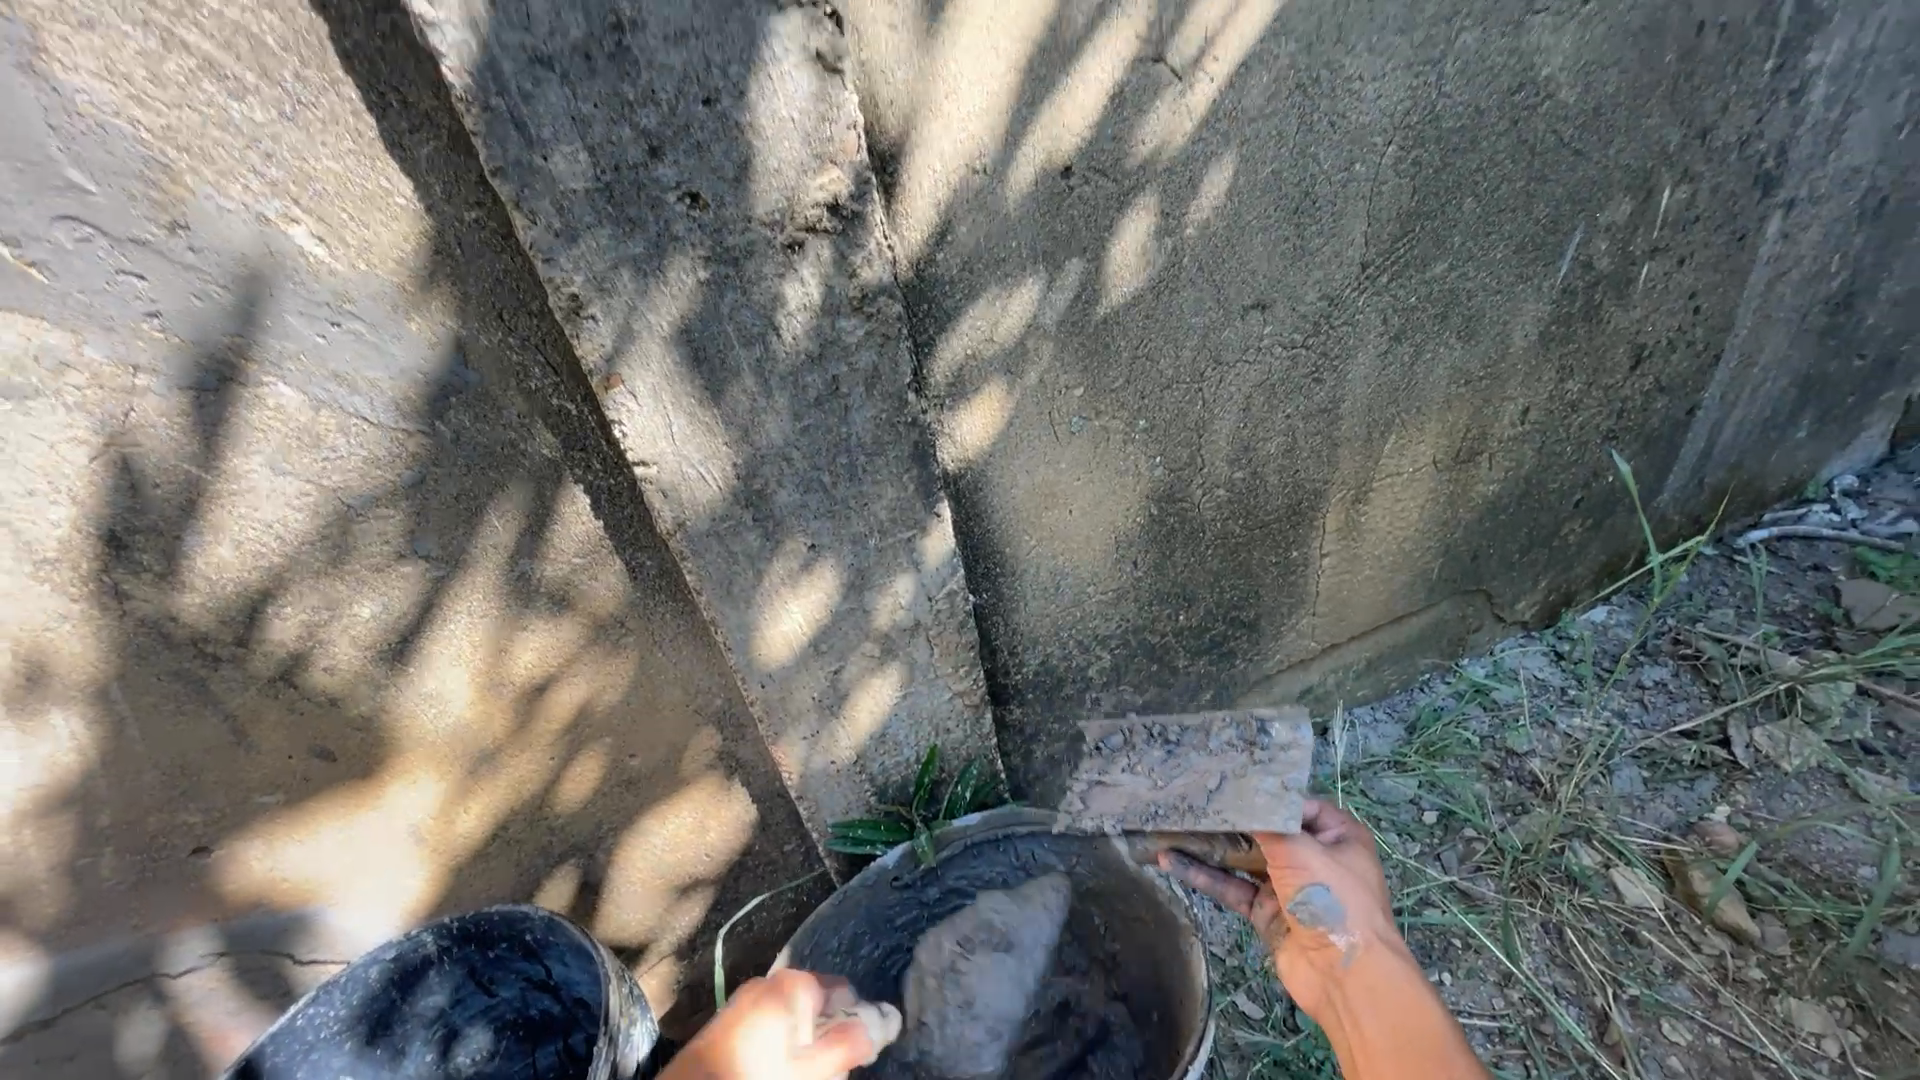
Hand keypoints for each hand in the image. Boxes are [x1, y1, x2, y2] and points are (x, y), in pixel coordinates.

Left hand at [659, 970, 898, 1079]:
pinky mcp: (729, 1019)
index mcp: (794, 984)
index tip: (853, 1051)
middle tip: (823, 1070)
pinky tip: (770, 1070)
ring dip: (800, 1043)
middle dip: (825, 1035)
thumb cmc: (756, 1078)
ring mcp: (746, 999)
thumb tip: (874, 1027)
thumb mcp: (809, 1072)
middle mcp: (770, 981)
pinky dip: (776, 1044)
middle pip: (816, 1004)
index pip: (843, 991)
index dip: (854, 1019)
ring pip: (791, 1017)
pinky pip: (767, 1025)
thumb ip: (846, 1046)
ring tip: (796, 1072)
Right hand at [1159, 798, 1402, 1020]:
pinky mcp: (1265, 911)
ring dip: (1209, 846)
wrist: (1344, 976)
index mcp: (1336, 836)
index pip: (1294, 803)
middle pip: (1264, 830)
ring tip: (1171, 827)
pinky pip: (1230, 886)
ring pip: (1241, 858)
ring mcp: (1287, 886)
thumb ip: (1264, 821)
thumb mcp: (1299, 848)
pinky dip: (1202, 875)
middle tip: (1190, 799)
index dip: (1263, 793)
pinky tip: (1170, 861)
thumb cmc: (1332, 898)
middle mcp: (1312, 857)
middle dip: (1228, 819)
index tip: (1225, 780)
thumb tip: (1233, 799)